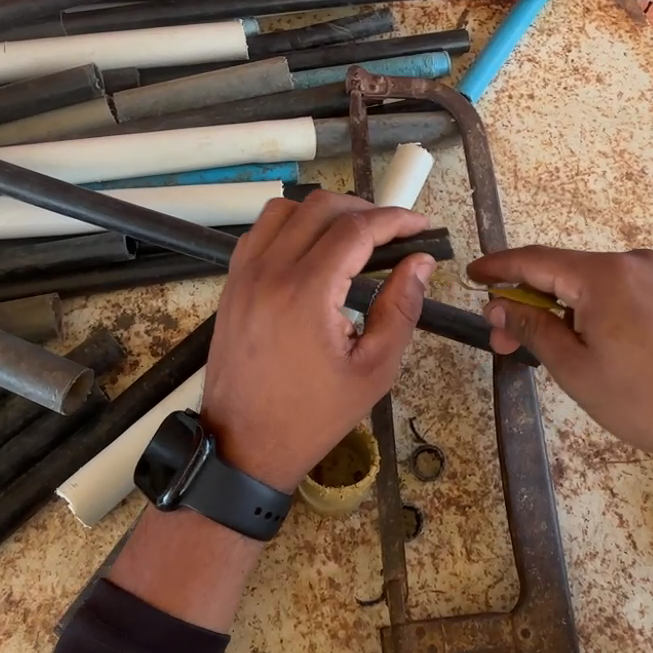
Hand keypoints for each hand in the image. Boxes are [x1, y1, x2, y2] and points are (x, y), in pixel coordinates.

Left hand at [203, 190, 435, 491]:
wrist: (244, 445)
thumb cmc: (312, 415)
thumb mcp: (373, 370)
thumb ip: (401, 309)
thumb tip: (420, 263)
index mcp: (307, 293)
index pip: (356, 229)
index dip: (395, 219)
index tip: (420, 225)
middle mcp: (270, 272)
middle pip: (321, 208)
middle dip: (365, 210)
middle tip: (394, 232)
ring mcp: (245, 274)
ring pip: (286, 209)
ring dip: (325, 212)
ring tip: (355, 235)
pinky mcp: (232, 283)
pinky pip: (261, 231)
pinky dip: (292, 224)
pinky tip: (313, 247)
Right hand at [467, 246, 652, 604]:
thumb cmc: (646, 401)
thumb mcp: (575, 368)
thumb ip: (532, 326)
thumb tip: (500, 304)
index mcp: (605, 274)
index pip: (535, 260)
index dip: (499, 268)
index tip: (473, 276)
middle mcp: (637, 262)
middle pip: (568, 273)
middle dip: (532, 303)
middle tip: (505, 341)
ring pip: (599, 285)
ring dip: (568, 310)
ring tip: (556, 350)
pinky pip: (630, 294)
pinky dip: (603, 312)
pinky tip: (602, 345)